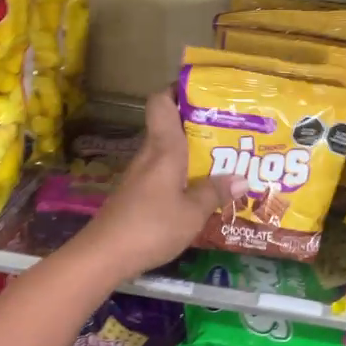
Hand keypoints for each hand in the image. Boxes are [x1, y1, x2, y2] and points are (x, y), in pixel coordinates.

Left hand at [70, 89, 236, 279]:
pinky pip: (163, 175)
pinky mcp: (135, 196)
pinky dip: (181, 177)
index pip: (161, 102)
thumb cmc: (151, 226)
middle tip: (229, 131)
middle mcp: (150, 155)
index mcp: (164, 148)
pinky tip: (199, 192)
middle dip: (198, 126)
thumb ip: (215, 193)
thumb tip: (242, 178)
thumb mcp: (192, 213)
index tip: (204, 92)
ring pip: (167, 153)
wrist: (104, 255)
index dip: (178, 90)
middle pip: (169, 126)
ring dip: (191, 154)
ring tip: (223, 162)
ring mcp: (140, 176)